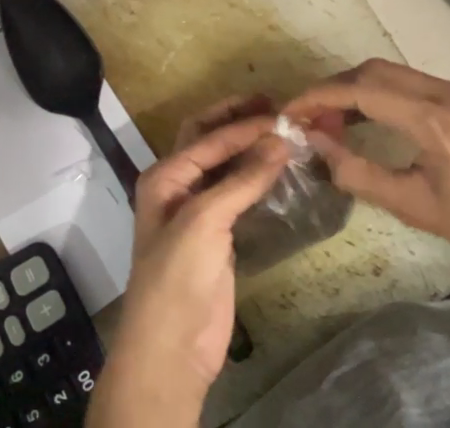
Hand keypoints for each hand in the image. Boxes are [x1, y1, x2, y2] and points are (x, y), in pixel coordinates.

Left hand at [90, 97, 288, 427]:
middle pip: (209, 141)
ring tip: (285, 134)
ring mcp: (197, 213)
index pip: (209, 138)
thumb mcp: (205, 221)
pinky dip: (257, 180)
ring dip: (250, 149)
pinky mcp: (218, 237)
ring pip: (225, 168)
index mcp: (164, 176)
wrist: (171, 345)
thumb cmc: (178, 275)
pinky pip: (238, 196)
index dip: (245, 124)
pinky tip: (280, 174)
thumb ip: (242, 180)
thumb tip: (280, 140)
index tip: (283, 114)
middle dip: (238, 121)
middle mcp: (177, 187)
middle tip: (275, 106)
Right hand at [283, 60, 449, 280]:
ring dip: (358, 88)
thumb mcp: (414, 207)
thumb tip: (314, 142)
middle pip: (376, 71)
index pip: (364, 91)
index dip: (320, 97)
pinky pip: (415, 82)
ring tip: (335, 120)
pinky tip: (371, 118)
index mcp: (438, 123)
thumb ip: (358, 172)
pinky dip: (383, 93)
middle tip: (310, 116)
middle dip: (335, 88)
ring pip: (394, 72)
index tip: (292, 111)